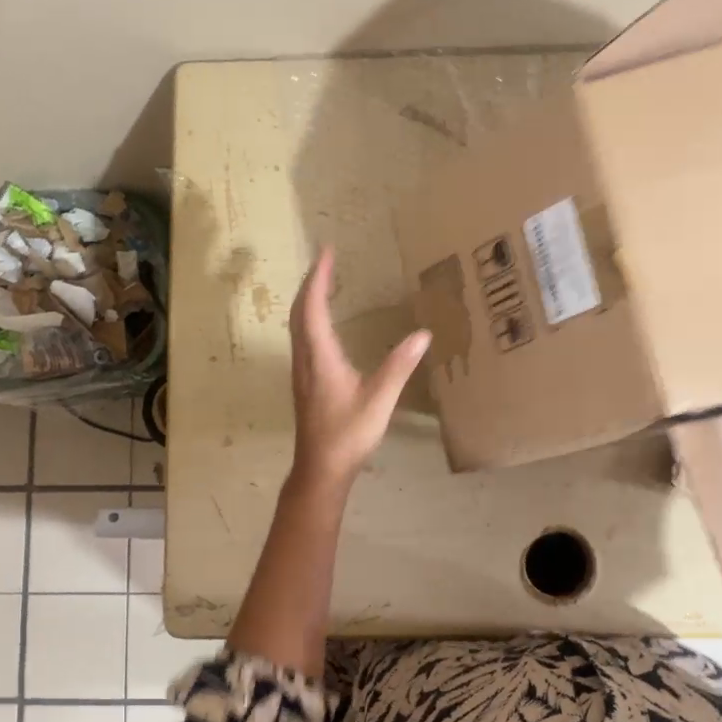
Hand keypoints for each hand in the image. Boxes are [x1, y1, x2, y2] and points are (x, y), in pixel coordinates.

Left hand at [288, 246, 430, 484]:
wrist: (321, 470)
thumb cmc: (348, 436)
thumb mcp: (379, 400)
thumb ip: (399, 366)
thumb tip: (423, 334)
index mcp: (320, 358)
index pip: (313, 308)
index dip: (319, 278)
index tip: (328, 252)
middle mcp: (305, 360)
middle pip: (299, 312)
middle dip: (312, 282)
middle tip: (328, 260)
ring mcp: (302, 372)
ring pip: (298, 326)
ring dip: (309, 300)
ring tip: (326, 283)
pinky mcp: (305, 383)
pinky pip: (303, 339)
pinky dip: (311, 319)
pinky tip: (324, 323)